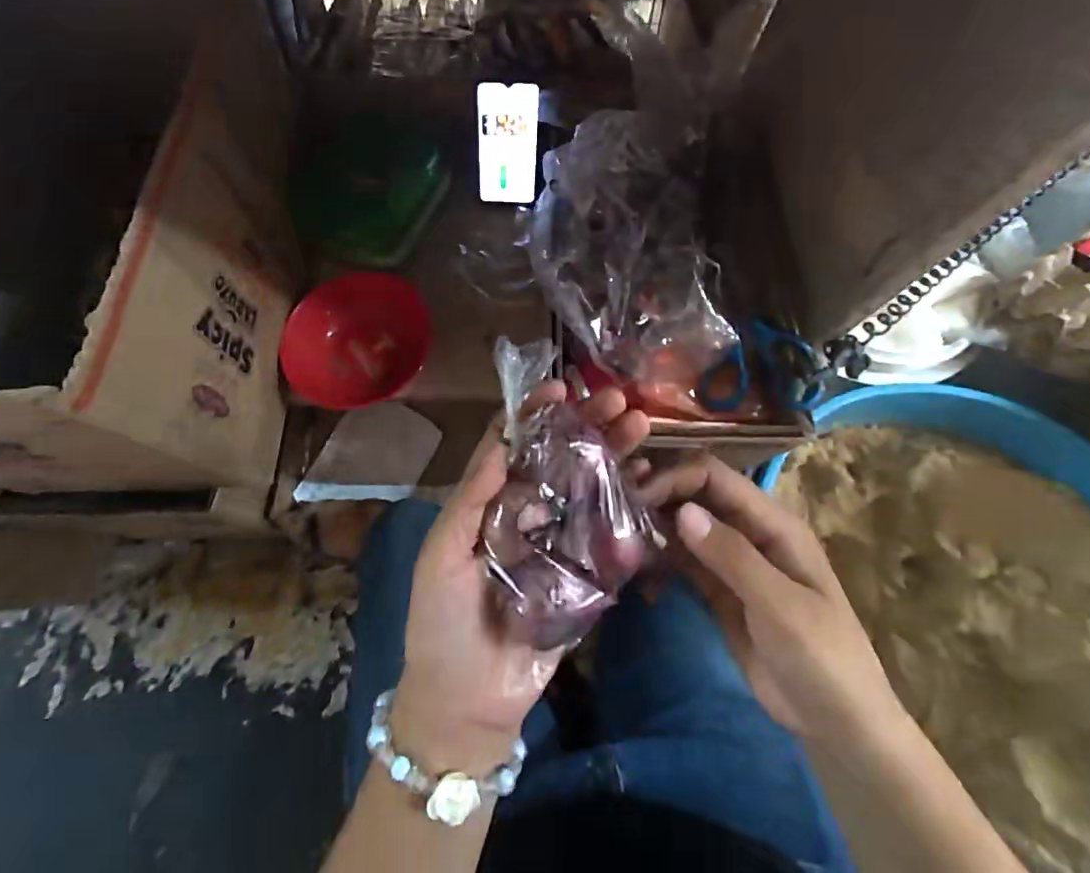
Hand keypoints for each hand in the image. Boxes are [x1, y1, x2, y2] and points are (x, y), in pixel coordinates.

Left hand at [390, 383, 649, 771]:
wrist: (467, 702)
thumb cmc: (441, 624)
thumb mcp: (440, 558)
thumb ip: (470, 501)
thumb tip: (499, 443)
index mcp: (488, 506)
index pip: (512, 449)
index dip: (533, 416)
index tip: (558, 387)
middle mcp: (526, 517)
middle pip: (558, 461)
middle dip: (584, 427)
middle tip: (616, 398)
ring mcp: (558, 545)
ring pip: (587, 489)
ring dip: (612, 456)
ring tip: (639, 425)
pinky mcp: (585, 578)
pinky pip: (607, 536)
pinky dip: (628, 506)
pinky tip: (649, 479)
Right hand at [636, 454, 904, 739]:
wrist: (839, 725)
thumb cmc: (822, 658)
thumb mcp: (780, 606)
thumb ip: (732, 556)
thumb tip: (682, 511)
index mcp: (774, 525)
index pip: (716, 479)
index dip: (676, 478)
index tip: (636, 496)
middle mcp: (751, 533)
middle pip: (697, 497)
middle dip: (658, 498)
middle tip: (615, 513)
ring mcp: (734, 563)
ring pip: (686, 528)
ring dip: (654, 528)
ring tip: (618, 541)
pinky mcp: (719, 591)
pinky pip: (684, 562)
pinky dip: (661, 559)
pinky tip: (637, 568)